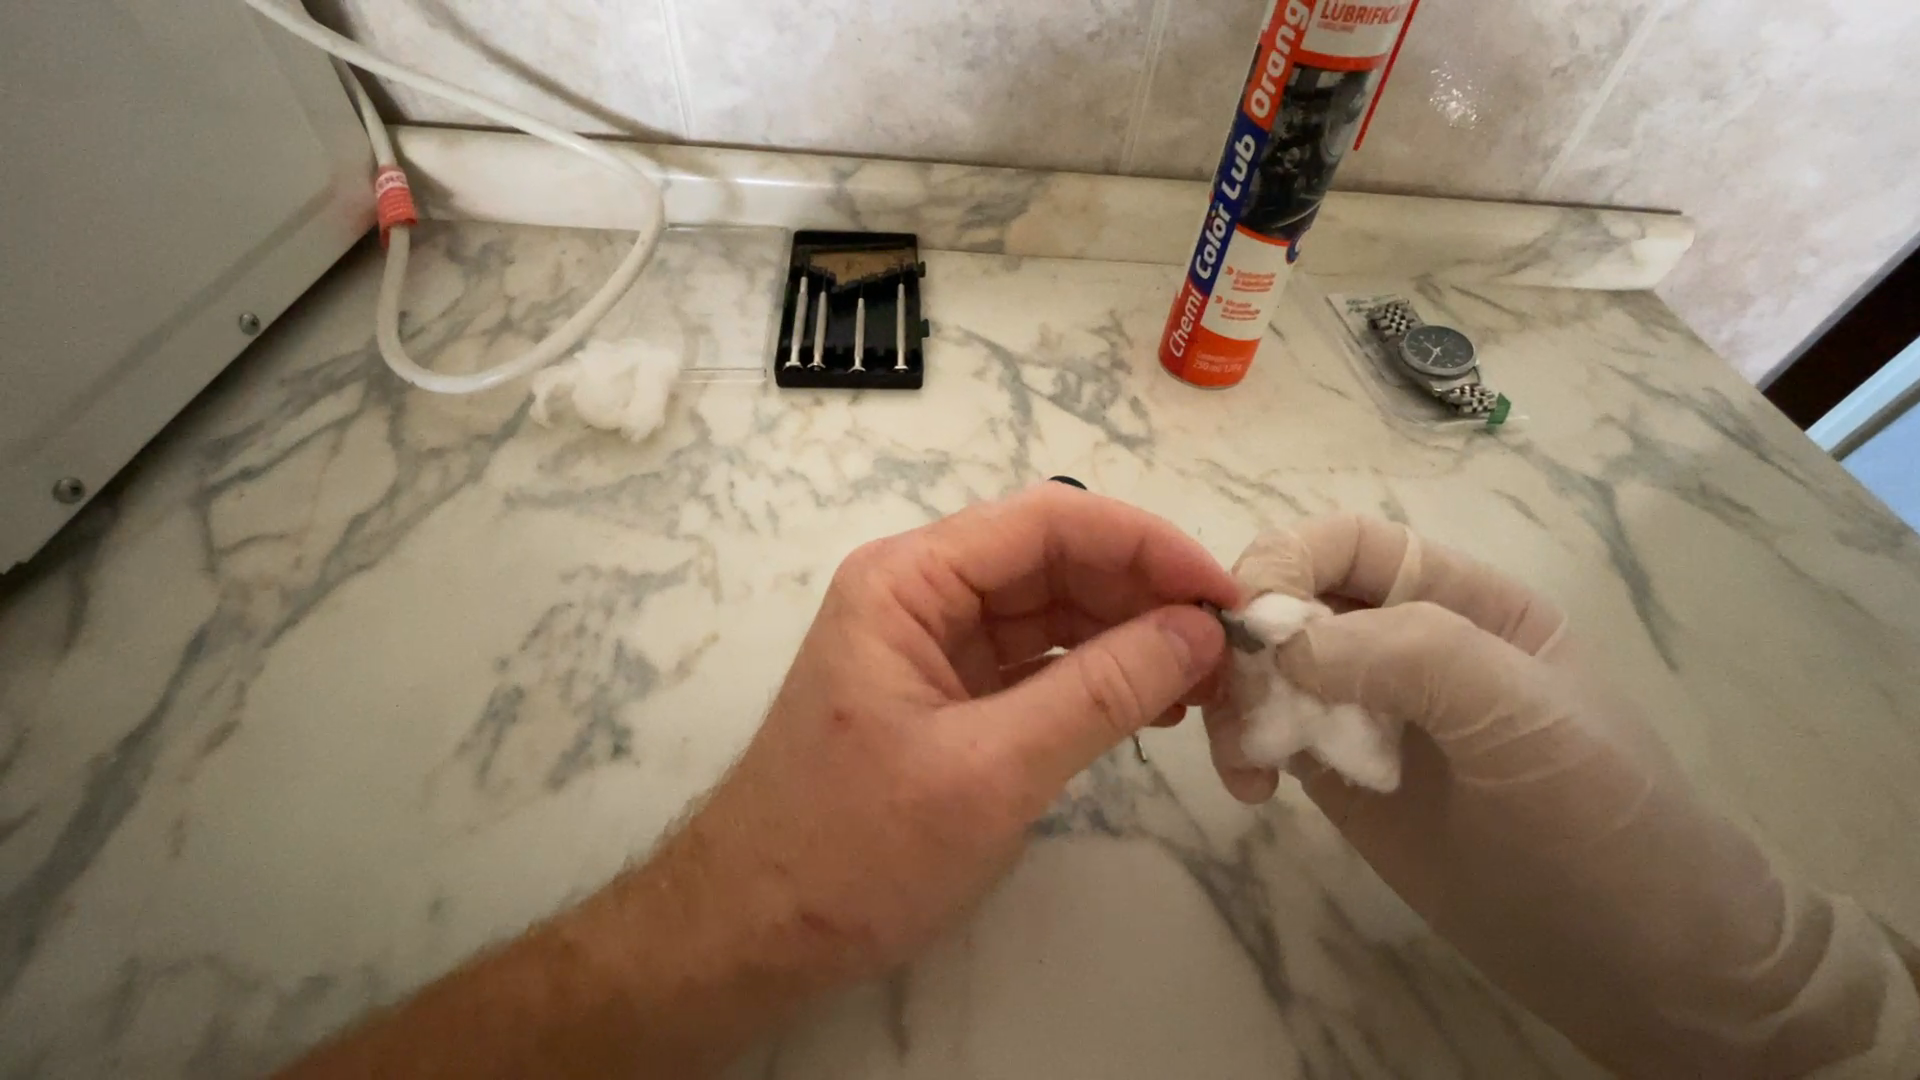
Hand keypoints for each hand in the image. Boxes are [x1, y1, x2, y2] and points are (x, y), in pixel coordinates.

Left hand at [681, 483, 1234, 986]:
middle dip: (1143, 593)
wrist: (757, 929)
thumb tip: (1198, 632)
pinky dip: (1096, 674)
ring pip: (1052, 608)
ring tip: (1204, 681)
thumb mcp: (991, 771)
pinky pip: (1037, 658)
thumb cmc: (855, 849)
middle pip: (1053, 559)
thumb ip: (1101, 693)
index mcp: (908, 579)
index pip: (1046, 521)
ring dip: (1129, 635)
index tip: (1221, 594)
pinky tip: (1151, 702)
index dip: (1144, 543)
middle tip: (1226, 648)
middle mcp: (920, 590)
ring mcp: (934, 639)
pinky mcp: (949, 687)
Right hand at [1204, 515, 1918, 1077]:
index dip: (1284, 562)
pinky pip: (1257, 724)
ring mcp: (1354, 701)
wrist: (1632, 966)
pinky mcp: (1327, 761)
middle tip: (1242, 701)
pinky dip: (1235, 743)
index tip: (1252, 623)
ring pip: (1257, 663)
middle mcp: (1392, 637)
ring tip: (1248, 764)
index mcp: (1454, 597)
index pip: (1343, 542)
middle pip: (1282, 597)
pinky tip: (1251, 787)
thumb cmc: (1604, 823)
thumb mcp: (1532, 721)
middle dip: (1246, 638)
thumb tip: (1286, 647)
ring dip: (1231, 697)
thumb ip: (1418, 655)